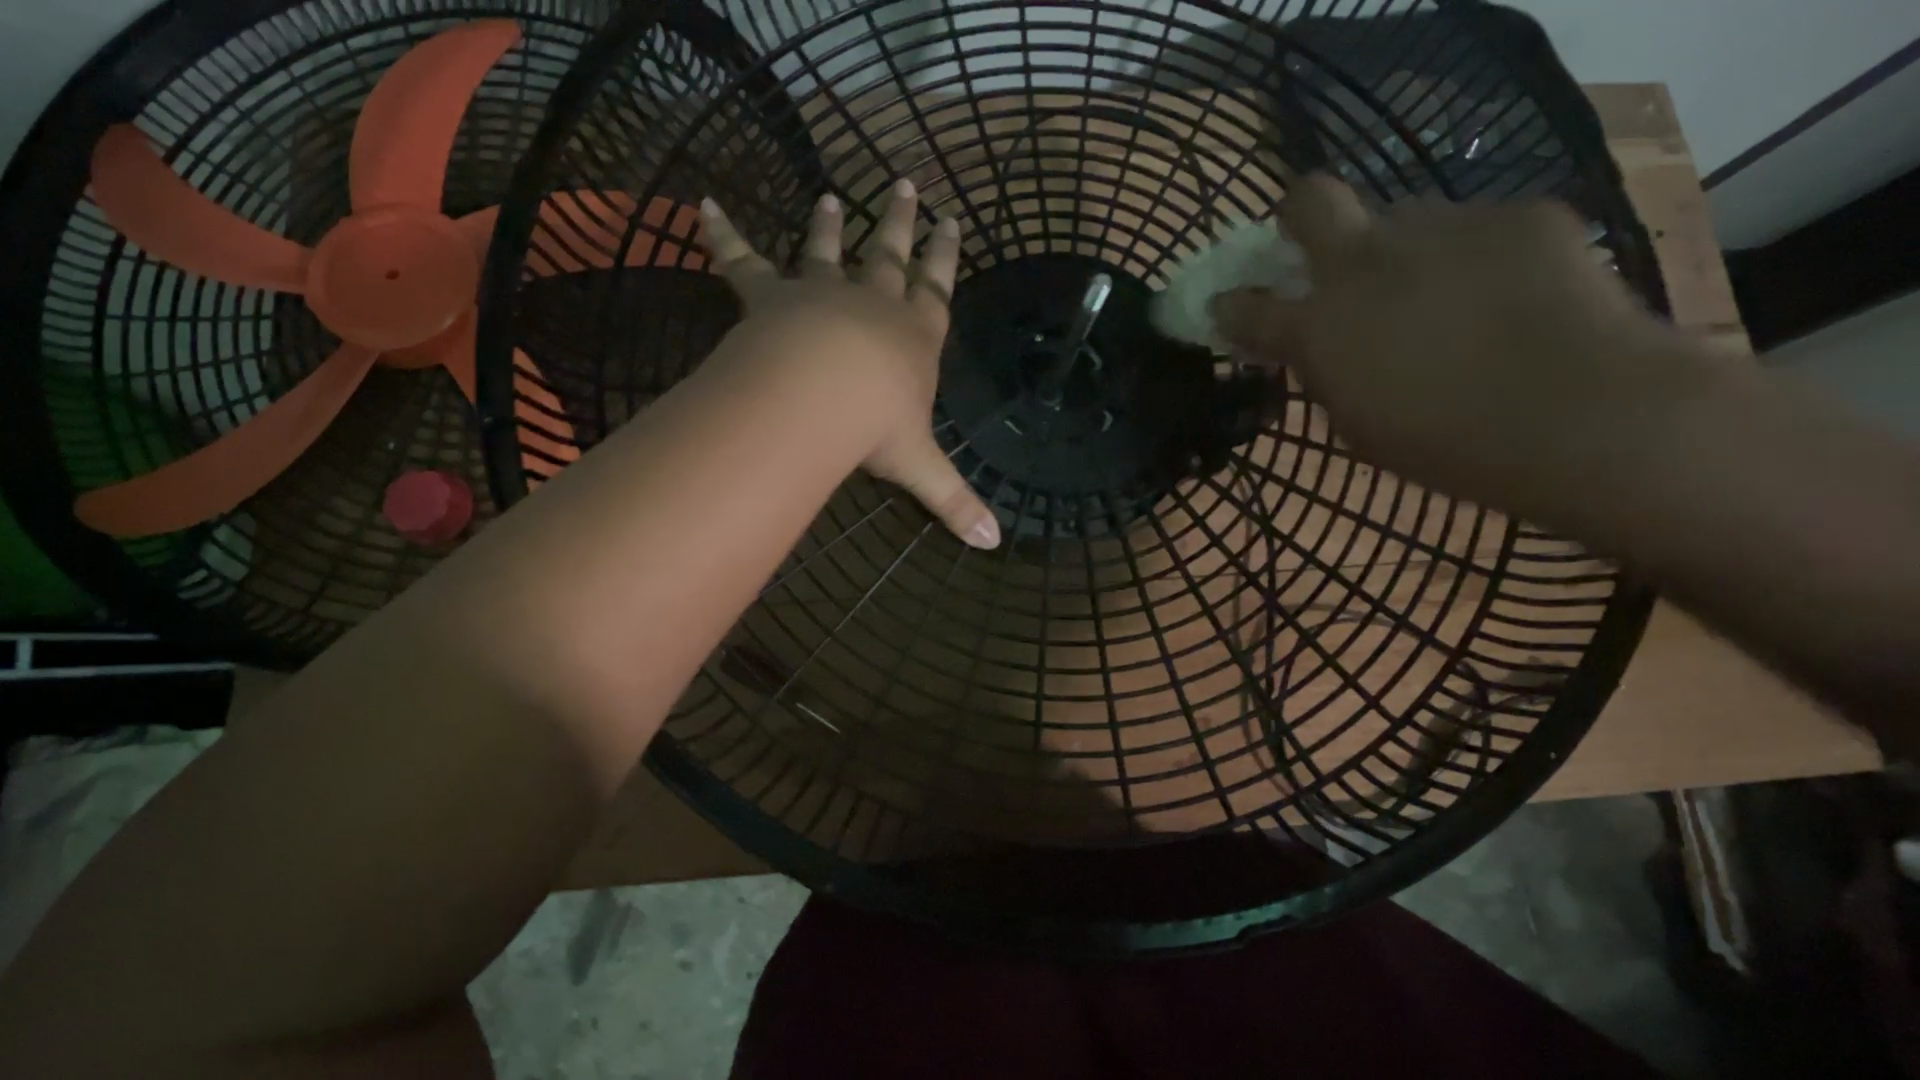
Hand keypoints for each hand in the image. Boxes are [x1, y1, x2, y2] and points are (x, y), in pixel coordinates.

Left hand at [699, 181, 999, 548]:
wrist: (820, 394)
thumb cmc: (875, 427)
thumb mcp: (921, 468)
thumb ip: (954, 502)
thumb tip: (994, 544)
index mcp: (913, 338)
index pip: (936, 290)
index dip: (944, 257)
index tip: (952, 221)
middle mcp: (872, 305)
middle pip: (889, 256)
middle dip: (899, 224)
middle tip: (905, 185)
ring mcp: (820, 295)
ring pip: (827, 252)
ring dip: (829, 225)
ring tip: (830, 196)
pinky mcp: (770, 298)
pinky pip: (743, 262)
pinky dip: (723, 235)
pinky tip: (704, 207)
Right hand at [1215, 175, 1718, 524]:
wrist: (1583, 414)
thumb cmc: (1453, 447)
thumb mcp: (1363, 427)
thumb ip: (1329, 376)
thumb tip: (1320, 350)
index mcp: (1321, 326)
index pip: (1245, 304)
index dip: (1232, 304)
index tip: (1232, 308)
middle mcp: (1367, 261)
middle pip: (1309, 198)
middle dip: (1300, 217)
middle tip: (1322, 249)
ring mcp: (1443, 227)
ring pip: (1406, 218)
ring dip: (1409, 252)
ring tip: (1455, 298)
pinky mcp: (1517, 215)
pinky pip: (1483, 230)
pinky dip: (1486, 259)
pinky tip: (1521, 299)